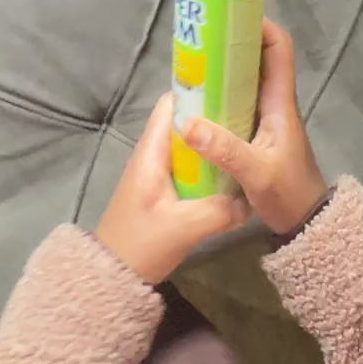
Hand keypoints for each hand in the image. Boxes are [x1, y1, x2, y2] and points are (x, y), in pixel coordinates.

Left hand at [95, 93, 249, 282]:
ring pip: (189, 144)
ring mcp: (158, 170)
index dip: (197, 92)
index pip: (171, 104)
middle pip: (184, 121)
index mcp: (152, 151)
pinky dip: (209, 164)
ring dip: (212, 141)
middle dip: (212, 115)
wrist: (113, 275)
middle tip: (248, 115)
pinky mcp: (164, 188)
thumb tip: (248, 200)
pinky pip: (190, 165)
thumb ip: (216, 212)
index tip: (230, 88)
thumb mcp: (181, 229)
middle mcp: (154, 153)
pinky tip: (232, 172)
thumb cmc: (140, 244)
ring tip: (247, 138)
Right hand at [183, 18, 327, 234]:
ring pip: (246, 77)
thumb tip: (187, 123)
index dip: (260, 25)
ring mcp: (265, 115)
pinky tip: (196, 95)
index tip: (231, 15)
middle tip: (200, 34)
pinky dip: (219, 89)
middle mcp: (274, 100)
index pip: (279, 48)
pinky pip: (237, 98)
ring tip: (193, 58)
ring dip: (223, 64)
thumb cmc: (289, 194)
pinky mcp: (256, 130)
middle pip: (258, 56)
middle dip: (232, 40)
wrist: (306, 226)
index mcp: (281, 101)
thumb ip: (225, 150)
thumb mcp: (256, 174)